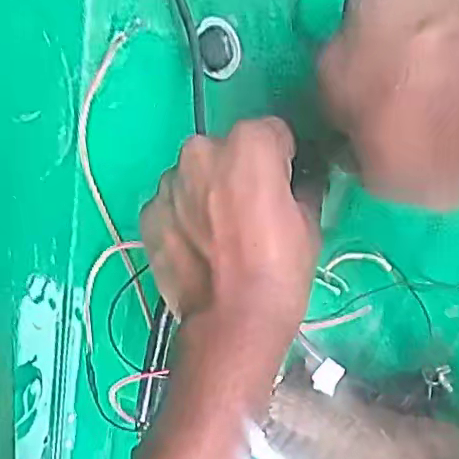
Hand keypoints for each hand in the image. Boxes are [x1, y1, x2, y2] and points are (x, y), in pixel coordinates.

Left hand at [141, 118, 319, 369]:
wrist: (233, 323)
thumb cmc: (280, 274)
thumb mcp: (310, 226)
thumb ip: (301, 190)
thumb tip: (297, 183)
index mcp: (249, 143)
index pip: (272, 134)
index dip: (283, 162)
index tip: (285, 190)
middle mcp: (201, 150)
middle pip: (226, 152)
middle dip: (238, 176)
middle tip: (251, 220)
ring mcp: (169, 183)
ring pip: (195, 178)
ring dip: (207, 197)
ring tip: (221, 241)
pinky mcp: (148, 215)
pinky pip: (172, 207)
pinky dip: (183, 221)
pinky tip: (199, 252)